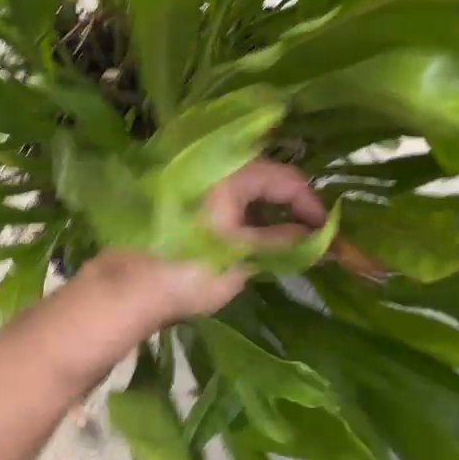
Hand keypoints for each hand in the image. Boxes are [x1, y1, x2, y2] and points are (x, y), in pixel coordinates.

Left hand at [79, 160, 333, 328]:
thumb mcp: (244, 257)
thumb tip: (323, 238)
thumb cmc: (190, 270)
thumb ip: (285, 242)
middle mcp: (213, 169)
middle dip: (294, 205)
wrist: (128, 289)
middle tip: (313, 236)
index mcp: (229, 173)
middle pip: (267, 177)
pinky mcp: (186, 202)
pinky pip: (228, 199)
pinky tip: (258, 239)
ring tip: (291, 241)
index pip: (286, 178)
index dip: (312, 204)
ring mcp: (197, 183)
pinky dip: (248, 215)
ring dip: (271, 210)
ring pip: (247, 188)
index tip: (330, 234)